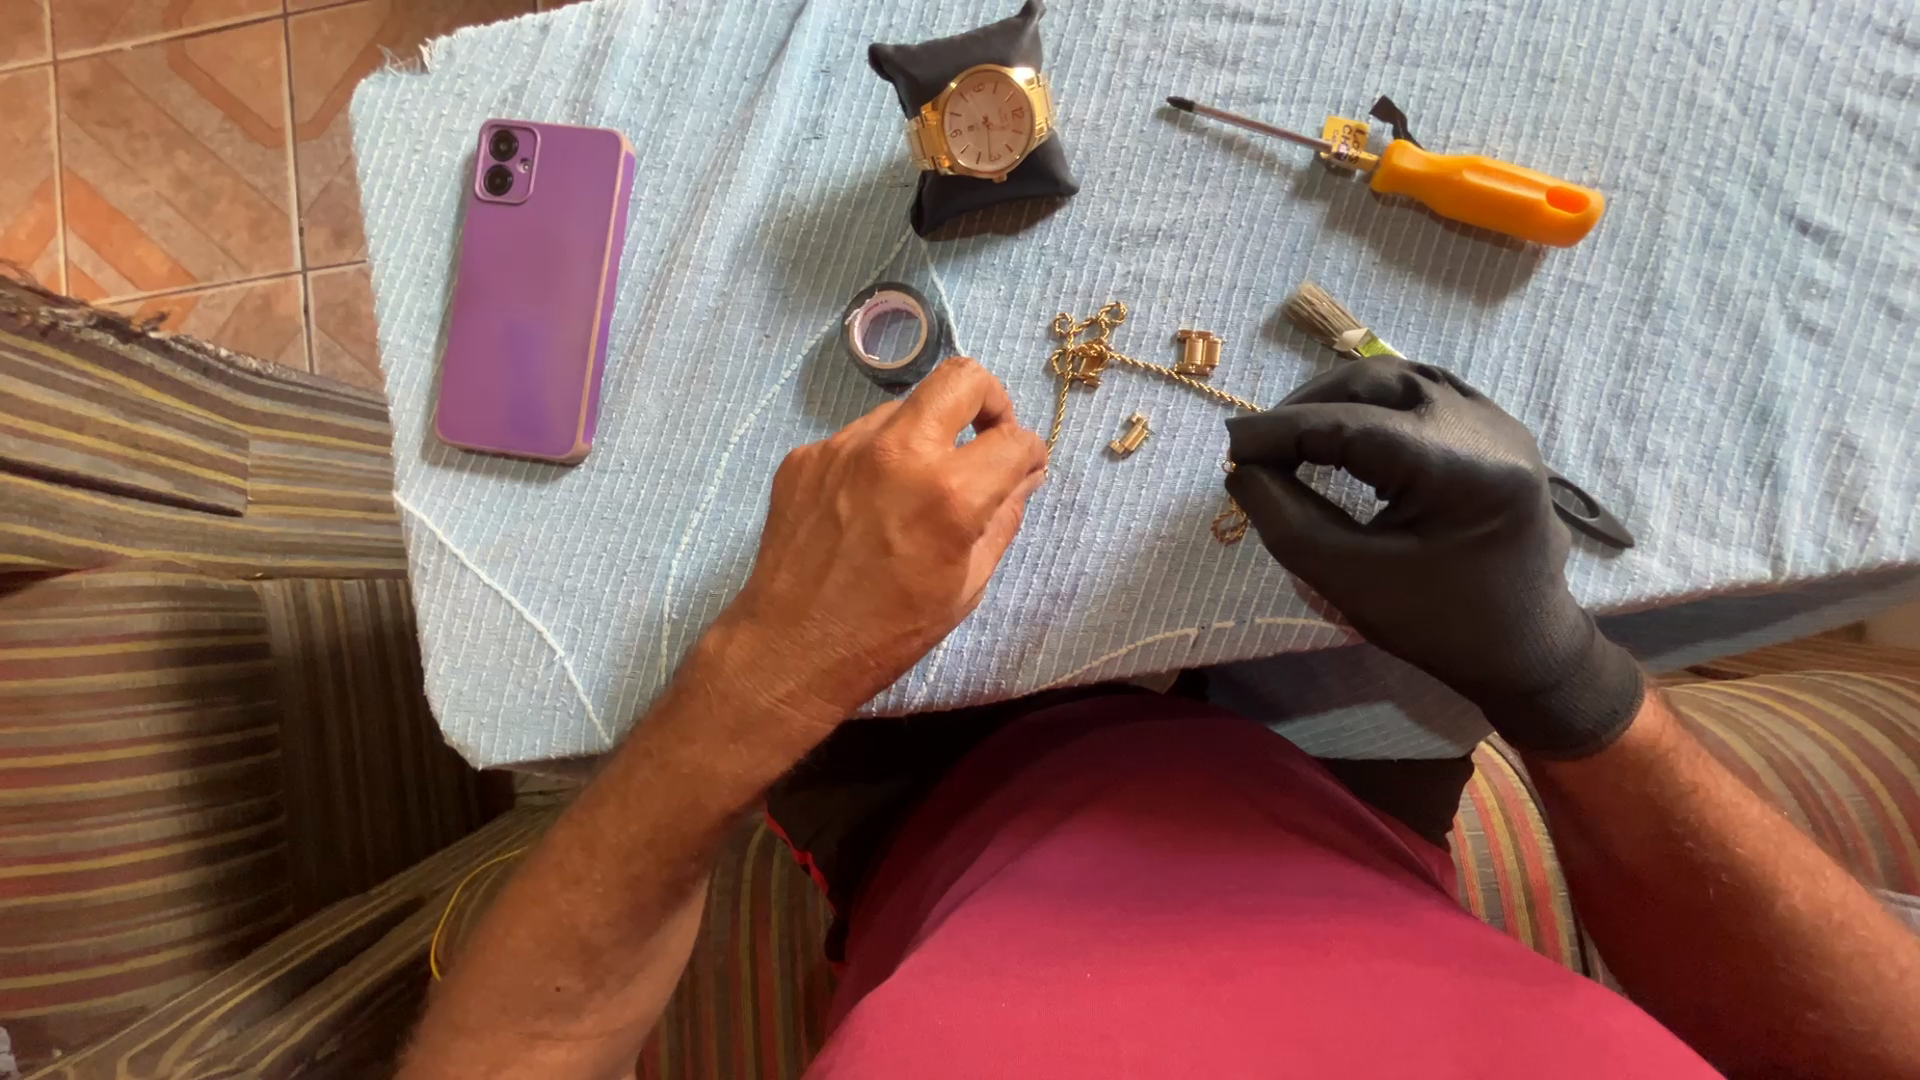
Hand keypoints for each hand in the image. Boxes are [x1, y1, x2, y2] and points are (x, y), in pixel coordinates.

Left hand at [706, 357, 1047, 738]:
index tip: (1025, 466)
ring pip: (906, 408)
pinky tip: (868, 505)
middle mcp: (896, 452)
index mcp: (948, 493)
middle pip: (961, 378)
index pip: (1014, 439)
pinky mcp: (806, 455)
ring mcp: (843, 446)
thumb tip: (1024, 474)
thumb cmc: (891, 631)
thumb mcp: (968, 585)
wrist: (792, 648)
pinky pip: (861, 438)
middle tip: (986, 438)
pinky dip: (880, 459)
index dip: (1032, 452)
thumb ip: (1004, 518)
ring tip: (916, 488)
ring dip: (928, 435)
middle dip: (990, 400)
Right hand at [1225, 356, 1642, 758]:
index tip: (1228, 447)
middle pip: (1375, 383)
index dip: (1279, 430)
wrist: (1523, 646)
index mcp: (1460, 472)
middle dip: (1304, 407)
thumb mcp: (1345, 579)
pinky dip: (1368, 403)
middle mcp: (1487, 429)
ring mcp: (1497, 423)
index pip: (1349, 426)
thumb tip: (1242, 469)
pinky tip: (1340, 431)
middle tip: (1259, 445)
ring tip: (1292, 435)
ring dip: (1334, 398)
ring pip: (1397, 378)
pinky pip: (1420, 392)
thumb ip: (1284, 518)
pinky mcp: (1494, 430)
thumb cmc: (1433, 624)